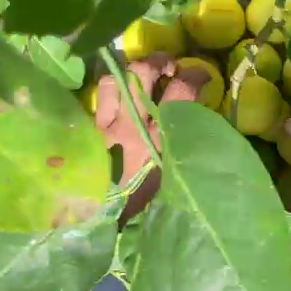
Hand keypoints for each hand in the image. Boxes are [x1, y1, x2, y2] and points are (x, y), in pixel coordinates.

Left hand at [92, 54, 210, 221]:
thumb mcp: (176, 182)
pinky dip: (110, 97)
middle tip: (170, 65)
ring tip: (140, 80)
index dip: (195, 75)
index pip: (181, 91)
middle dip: (158, 61)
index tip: (204, 75)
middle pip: (140, 74)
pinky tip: (118, 105)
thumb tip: (202, 131)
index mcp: (159, 139)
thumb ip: (188, 154)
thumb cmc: (143, 211)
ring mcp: (103, 127)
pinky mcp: (86, 135)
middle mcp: (129, 125)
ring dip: (128, 75)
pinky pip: (97, 104)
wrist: (95, 229)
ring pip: (112, 82)